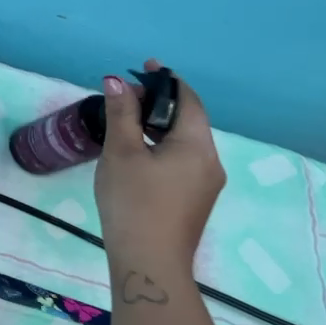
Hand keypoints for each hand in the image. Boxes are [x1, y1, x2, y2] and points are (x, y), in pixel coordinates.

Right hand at [94, 59, 225, 271]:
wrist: (149, 259)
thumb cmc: (134, 200)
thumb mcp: (121, 151)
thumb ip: (121, 113)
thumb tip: (116, 80)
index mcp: (197, 147)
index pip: (189, 101)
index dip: (168, 80)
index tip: (144, 65)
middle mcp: (210, 162)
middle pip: (188, 120)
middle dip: (159, 101)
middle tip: (124, 92)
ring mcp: (204, 182)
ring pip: (183, 140)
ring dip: (157, 122)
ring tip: (124, 115)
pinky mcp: (192, 197)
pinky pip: (180, 157)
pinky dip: (159, 142)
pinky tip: (135, 146)